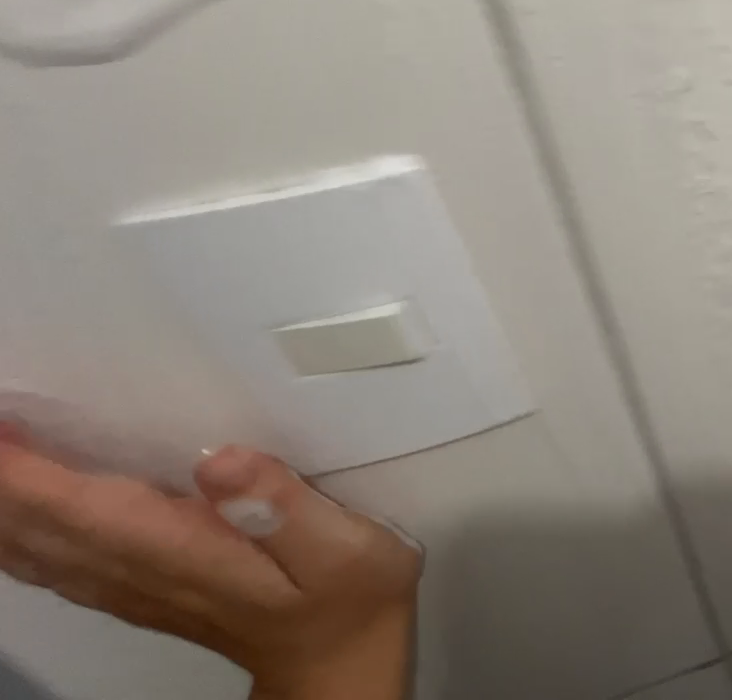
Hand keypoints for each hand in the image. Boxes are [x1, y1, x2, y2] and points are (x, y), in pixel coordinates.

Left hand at [0, 432, 420, 698]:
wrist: (340, 655)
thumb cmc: (352, 591)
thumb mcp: (338, 544)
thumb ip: (282, 505)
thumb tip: (220, 460)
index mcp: (186, 551)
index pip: (81, 508)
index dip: (27, 470)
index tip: (2, 420)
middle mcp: (142, 571)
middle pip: (41, 527)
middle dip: (3, 478)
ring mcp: (135, 587)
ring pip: (35, 548)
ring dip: (5, 504)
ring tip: (0, 451)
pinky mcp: (143, 590)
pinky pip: (57, 561)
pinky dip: (24, 532)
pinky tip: (22, 514)